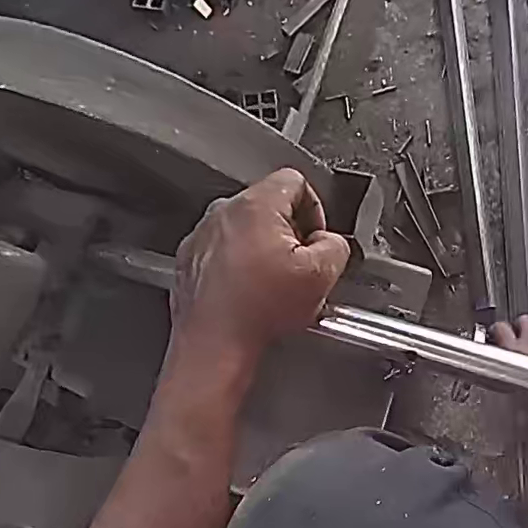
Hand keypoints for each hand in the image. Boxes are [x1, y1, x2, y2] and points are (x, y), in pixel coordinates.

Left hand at [172, 169, 350, 364]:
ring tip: (274, 285)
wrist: (215, 346)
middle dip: (291, 233)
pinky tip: (251, 294)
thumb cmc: (259, 312)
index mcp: (256, 206)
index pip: (295, 182)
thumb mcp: (321, 276)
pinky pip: (224, 251)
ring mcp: (203, 236)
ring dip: (265, 250)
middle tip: (299, 267)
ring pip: (247, 229)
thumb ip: (337, 246)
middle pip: (271, 205)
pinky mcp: (191, 260)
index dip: (315, 210)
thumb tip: (331, 242)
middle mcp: (223, 213)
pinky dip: (240, 267)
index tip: (315, 240)